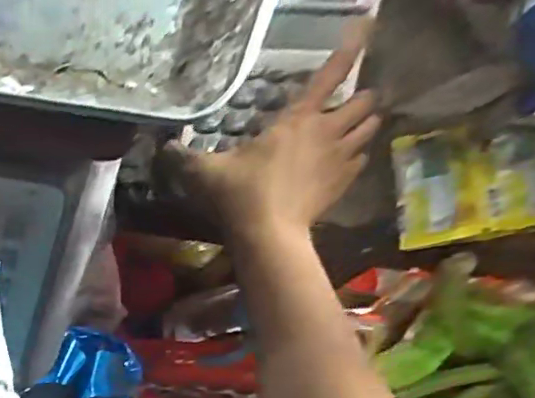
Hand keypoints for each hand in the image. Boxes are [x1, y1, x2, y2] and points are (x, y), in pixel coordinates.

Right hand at [168, 21, 379, 237]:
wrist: (268, 236)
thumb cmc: (240, 197)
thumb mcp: (207, 174)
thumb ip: (186, 159)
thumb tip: (164, 148)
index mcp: (298, 119)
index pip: (332, 71)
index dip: (352, 44)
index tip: (366, 24)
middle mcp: (327, 131)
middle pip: (364, 100)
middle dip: (360, 99)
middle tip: (347, 105)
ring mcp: (339, 158)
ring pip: (370, 127)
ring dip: (365, 124)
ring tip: (354, 130)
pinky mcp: (342, 185)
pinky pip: (361, 161)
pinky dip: (357, 157)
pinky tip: (345, 162)